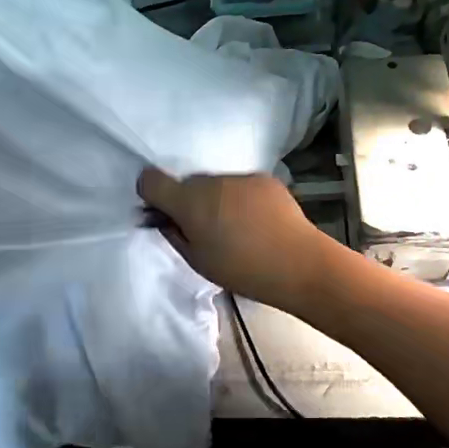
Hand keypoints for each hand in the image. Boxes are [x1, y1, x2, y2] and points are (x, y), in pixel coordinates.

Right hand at [138, 169, 339, 309]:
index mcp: (189, 202)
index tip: (162, 212)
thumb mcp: (197, 260)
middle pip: (188, 184)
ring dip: (217, 199)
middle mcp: (212, 181)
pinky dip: (242, 198)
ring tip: (237, 227)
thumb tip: (164, 219)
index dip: (151, 195)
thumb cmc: (242, 270)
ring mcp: (241, 177)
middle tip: (205, 229)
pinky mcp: (265, 179)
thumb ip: (174, 234)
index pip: (151, 180)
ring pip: (217, 184)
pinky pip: (242, 186)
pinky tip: (258, 221)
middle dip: (189, 201)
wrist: (297, 262)